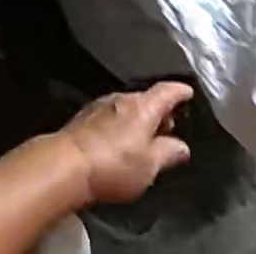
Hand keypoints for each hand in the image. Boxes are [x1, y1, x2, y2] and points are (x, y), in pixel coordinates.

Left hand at [55, 82, 193, 204]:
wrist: (69, 164)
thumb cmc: (113, 164)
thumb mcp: (151, 165)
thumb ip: (169, 153)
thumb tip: (180, 146)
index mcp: (140, 108)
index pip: (164, 92)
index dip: (178, 91)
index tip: (186, 90)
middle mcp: (119, 101)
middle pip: (145, 99)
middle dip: (160, 110)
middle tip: (172, 122)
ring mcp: (100, 106)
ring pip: (128, 107)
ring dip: (141, 118)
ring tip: (152, 134)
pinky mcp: (86, 117)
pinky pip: (112, 115)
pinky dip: (124, 123)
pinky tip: (126, 139)